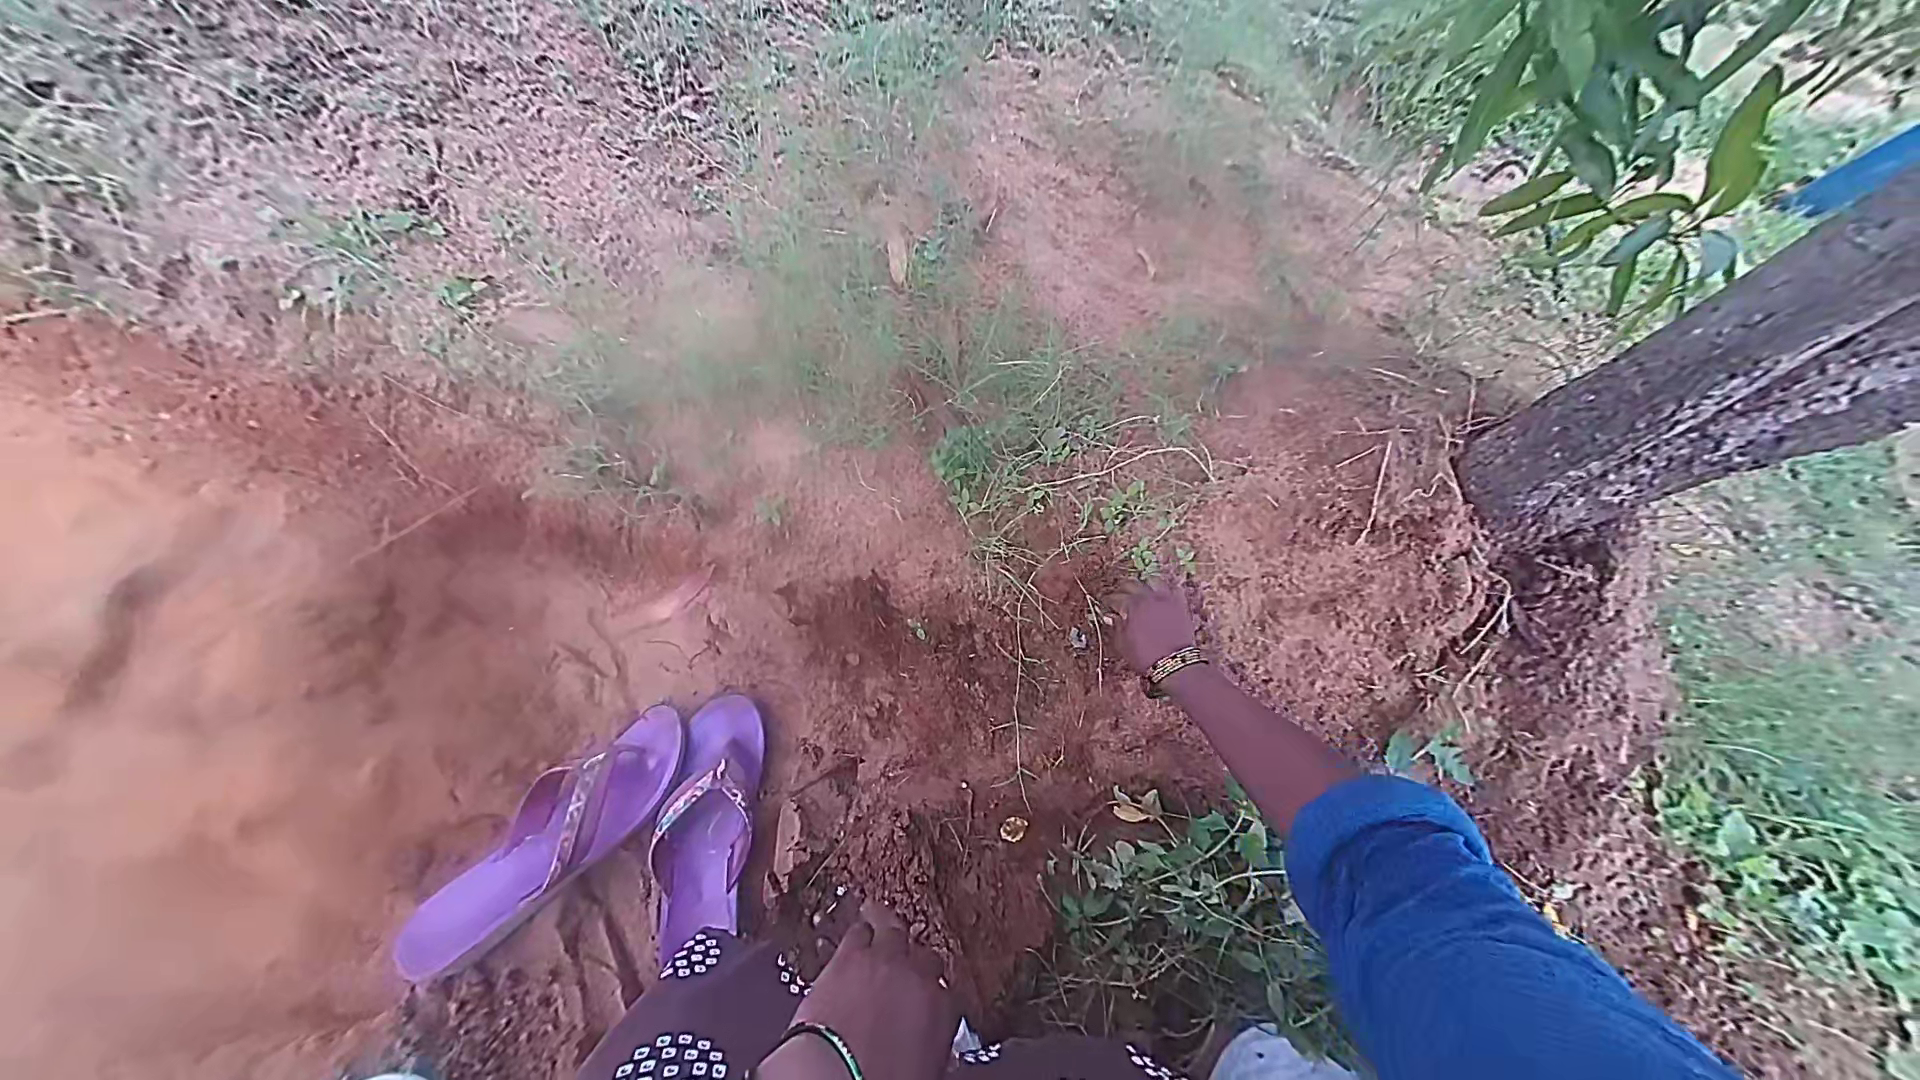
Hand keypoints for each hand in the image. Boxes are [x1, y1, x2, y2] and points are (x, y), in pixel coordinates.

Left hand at [762, 901, 957, 1079]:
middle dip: (914, 967)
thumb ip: (931, 1043)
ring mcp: (885, 958)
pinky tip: (855, 946)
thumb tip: (925, 1045)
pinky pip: (860, 931)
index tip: (923, 1005)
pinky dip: (859, 937)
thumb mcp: (921, 1070)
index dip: (933, 998)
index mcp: (942, 1009)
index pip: (948, 992)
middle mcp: (918, 975)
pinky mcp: (852, 952)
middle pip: (924, 955)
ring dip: (889, 945)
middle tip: (900, 982)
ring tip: (879, 958)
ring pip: (894, 932)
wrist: (835, 1079)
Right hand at [1115, 582, 1199, 675]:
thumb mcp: (1122, 643)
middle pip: (1132, 583)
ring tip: (1141, 593)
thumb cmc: (1145, 656)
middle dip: (1122, 590)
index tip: (1106, 605)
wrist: (1174, 664)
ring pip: (1153, 580)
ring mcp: (1166, 599)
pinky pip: (1173, 590)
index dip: (1108, 601)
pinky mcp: (1180, 605)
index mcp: (1132, 605)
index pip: (1115, 597)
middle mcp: (1148, 597)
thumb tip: (1111, 616)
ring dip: (1144, 585)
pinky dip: (1165, 591)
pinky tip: (1161, 598)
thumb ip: (1116, 626)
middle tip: (1119, 598)